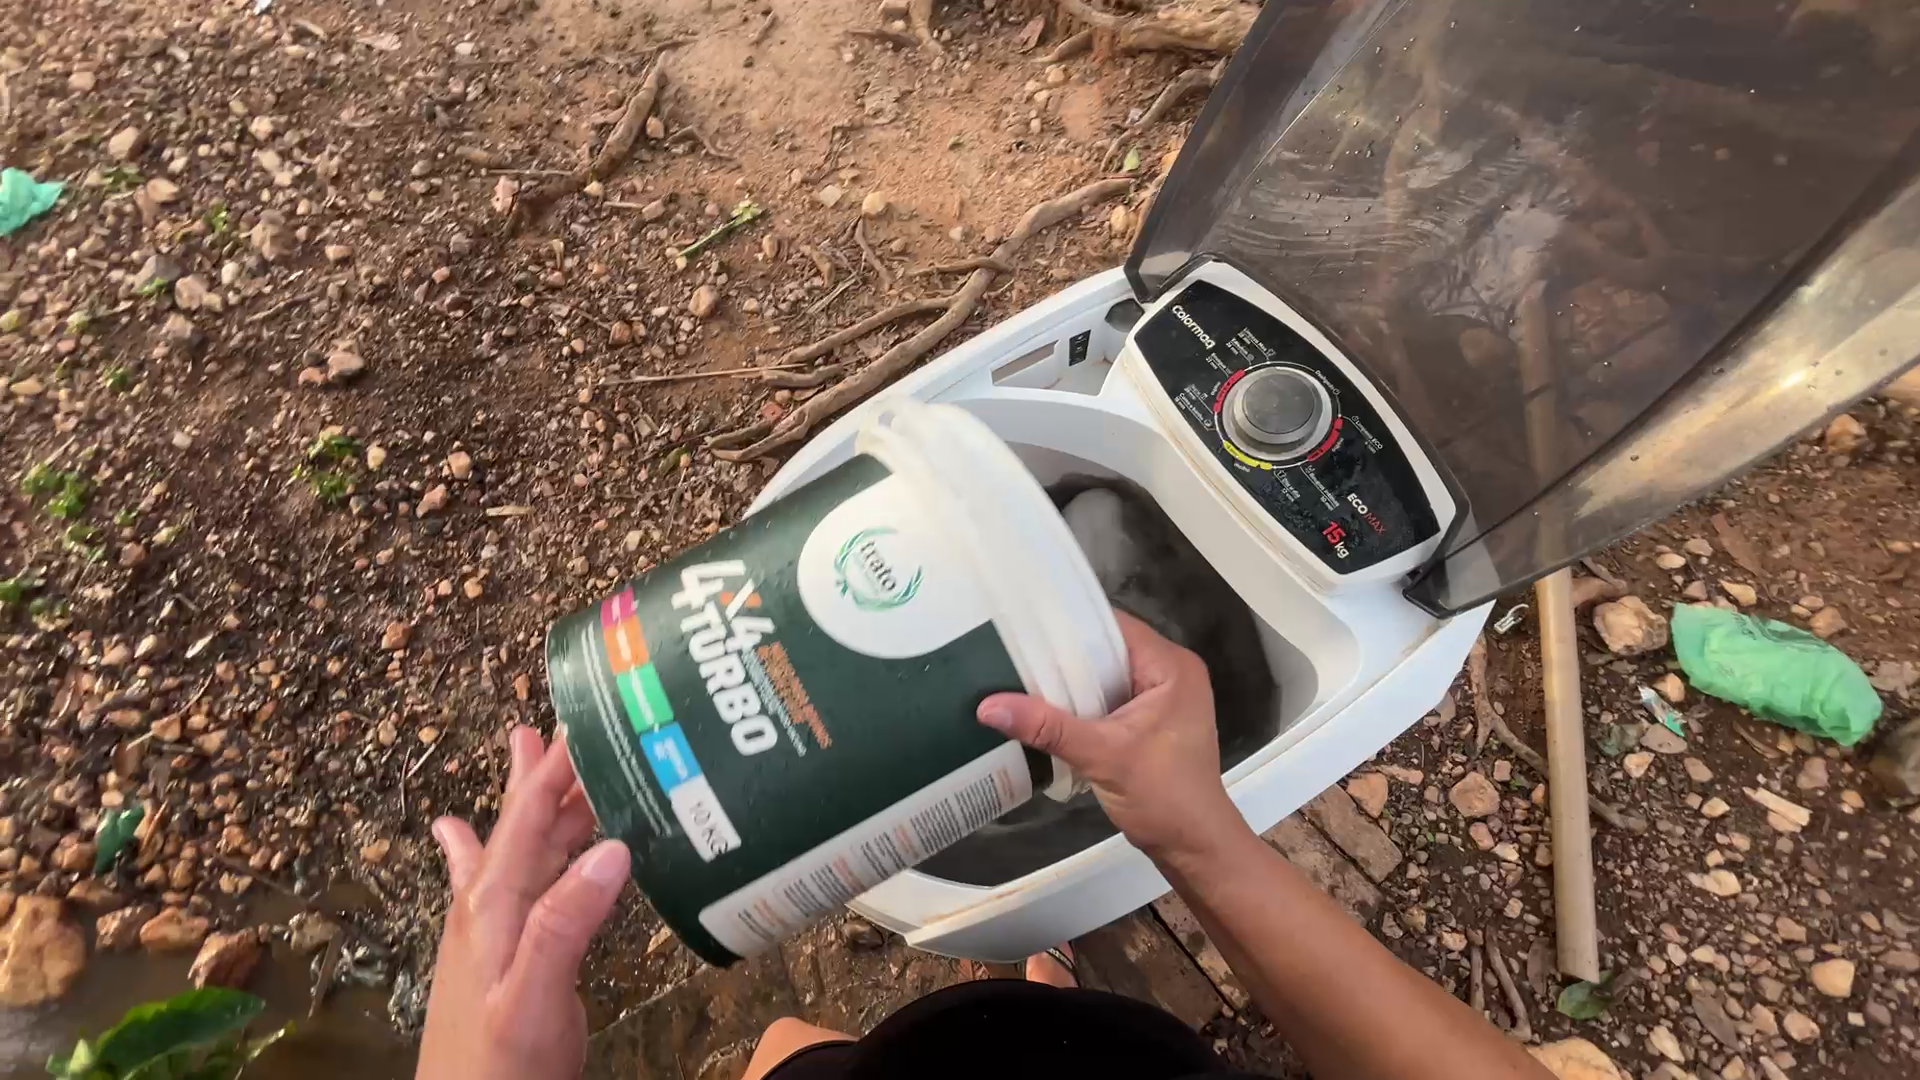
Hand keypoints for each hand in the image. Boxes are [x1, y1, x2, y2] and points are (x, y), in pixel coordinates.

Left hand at [417, 727, 630, 1079]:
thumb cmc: (498, 1070)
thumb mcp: (531, 999)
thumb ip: (564, 925)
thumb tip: (614, 848)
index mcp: (496, 904)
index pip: (526, 817)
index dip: (554, 766)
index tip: (585, 721)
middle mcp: (492, 905)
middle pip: (521, 822)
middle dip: (539, 772)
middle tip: (559, 723)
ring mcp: (497, 929)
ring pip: (524, 846)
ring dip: (540, 802)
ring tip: (540, 757)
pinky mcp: (512, 950)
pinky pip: (514, 880)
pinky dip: (503, 848)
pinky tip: (461, 836)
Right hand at [977, 611, 1245, 863]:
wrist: (1195, 848)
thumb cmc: (1162, 796)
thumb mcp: (1101, 756)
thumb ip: (1047, 727)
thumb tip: (987, 707)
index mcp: (1171, 666)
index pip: (1114, 625)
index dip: (1070, 622)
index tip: (1025, 624)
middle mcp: (1171, 671)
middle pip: (1108, 646)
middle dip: (1064, 651)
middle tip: (1015, 648)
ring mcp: (1163, 695)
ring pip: (1107, 670)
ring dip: (1071, 676)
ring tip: (1022, 670)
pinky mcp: (1152, 716)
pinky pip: (1110, 692)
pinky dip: (1082, 697)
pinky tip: (1048, 703)